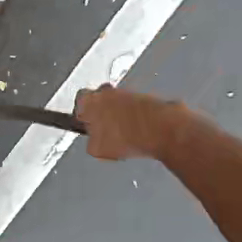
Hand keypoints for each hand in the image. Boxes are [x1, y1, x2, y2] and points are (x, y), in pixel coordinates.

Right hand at [73, 85, 189, 160]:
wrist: (162, 130)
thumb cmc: (128, 137)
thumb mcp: (97, 150)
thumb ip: (91, 141)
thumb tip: (93, 141)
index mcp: (89, 101)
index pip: (78, 102)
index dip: (82, 115)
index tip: (85, 125)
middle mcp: (107, 91)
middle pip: (99, 99)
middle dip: (101, 113)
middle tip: (104, 131)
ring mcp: (128, 92)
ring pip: (118, 102)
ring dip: (120, 115)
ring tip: (125, 136)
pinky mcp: (146, 96)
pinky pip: (136, 107)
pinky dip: (136, 117)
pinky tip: (139, 133)